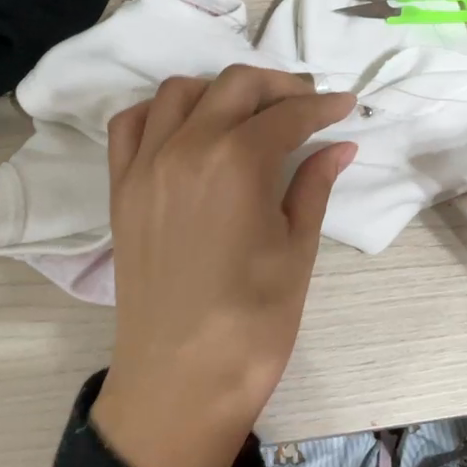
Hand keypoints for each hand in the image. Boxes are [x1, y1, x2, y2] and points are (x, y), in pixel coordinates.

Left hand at [89, 66, 356, 466]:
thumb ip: (314, 186)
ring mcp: (145, 165)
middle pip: (235, 85)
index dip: (323, 106)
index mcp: (237, 163)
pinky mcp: (120, 188)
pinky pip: (130, 124)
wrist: (180, 380)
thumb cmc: (253, 322)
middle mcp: (186, 147)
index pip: (288, 115)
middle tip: (306, 105)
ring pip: (180, 91)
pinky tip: (188, 128)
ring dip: (220, 90)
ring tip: (248, 114)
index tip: (346, 106)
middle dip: (278, 86)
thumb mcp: (298, 250)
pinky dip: (160, 111)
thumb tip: (339, 146)